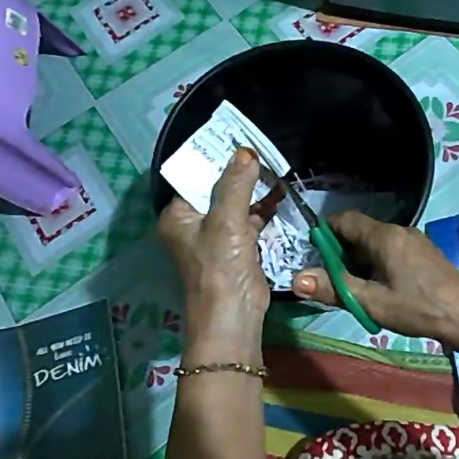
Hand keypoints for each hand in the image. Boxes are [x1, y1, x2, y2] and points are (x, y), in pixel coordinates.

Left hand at [157, 147, 277, 343]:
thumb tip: (245, 152)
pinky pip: (249, 220)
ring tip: (276, 168)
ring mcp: (216, 238)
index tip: (241, 141)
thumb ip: (236, 184)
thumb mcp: (227, 221)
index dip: (218, 159)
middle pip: (218, 189)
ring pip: (236, 204)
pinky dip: (263, 209)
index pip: (196, 178)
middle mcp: (193, 224)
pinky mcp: (237, 249)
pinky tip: (280, 195)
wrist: (233, 317)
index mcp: (178, 216)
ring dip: (254, 190)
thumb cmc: (220, 267)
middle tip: (264, 152)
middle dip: (240, 173)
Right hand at [293, 212, 458, 350]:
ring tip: (352, 288)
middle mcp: (400, 231)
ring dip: (360, 260)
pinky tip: (379, 288)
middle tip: (330, 278)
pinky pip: (392, 250)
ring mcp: (415, 241)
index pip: (345, 219)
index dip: (324, 232)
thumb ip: (334, 288)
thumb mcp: (370, 302)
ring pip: (377, 242)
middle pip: (360, 231)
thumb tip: (298, 278)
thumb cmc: (416, 307)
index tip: (312, 253)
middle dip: (341, 251)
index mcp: (384, 236)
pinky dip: (378, 263)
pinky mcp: (425, 254)